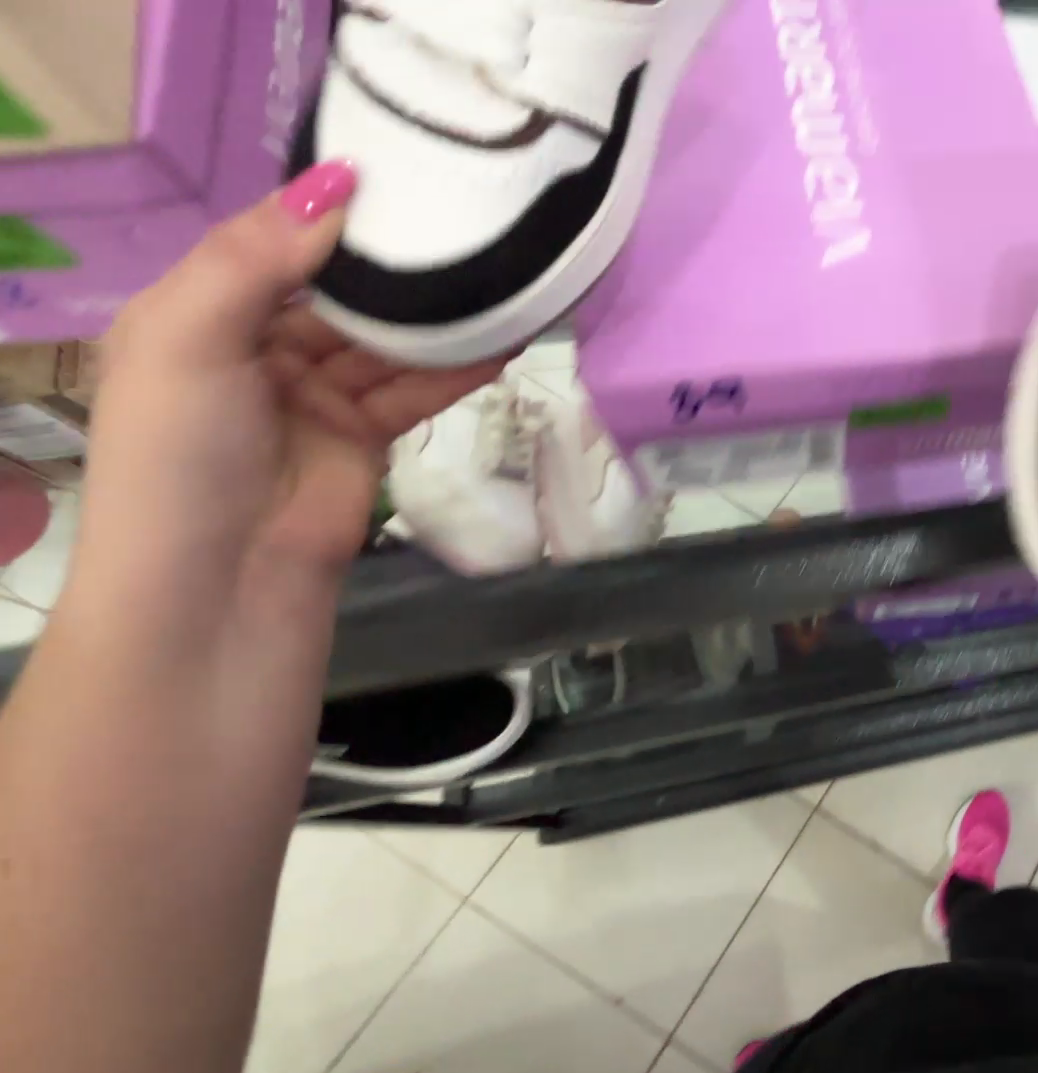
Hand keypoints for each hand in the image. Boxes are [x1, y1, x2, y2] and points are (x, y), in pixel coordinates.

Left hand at [73, 162, 506, 603]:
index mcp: (202, 315)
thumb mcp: (189, 337)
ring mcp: (321, 394)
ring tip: (500, 287)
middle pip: (342, 295)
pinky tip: (499, 346)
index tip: (396, 181)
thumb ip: (256, 260)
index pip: (272, 248)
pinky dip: (456, 371)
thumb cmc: (184, 449)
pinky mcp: (369, 433)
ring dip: (440, 321)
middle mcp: (262, 348)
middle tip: (465, 232)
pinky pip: (417, 390)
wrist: (228, 574)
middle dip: (398, 270)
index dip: (327, 216)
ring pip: (389, 343)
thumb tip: (337, 184)